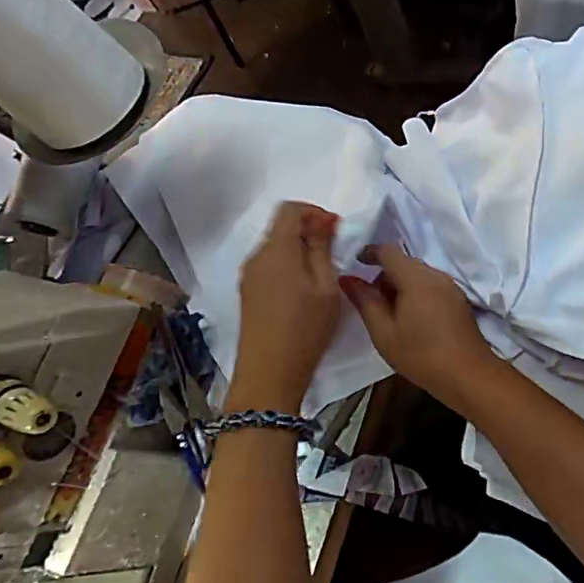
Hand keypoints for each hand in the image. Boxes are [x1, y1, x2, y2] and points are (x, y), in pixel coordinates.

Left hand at [230, 203, 342, 413]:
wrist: (269, 373)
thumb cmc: (305, 329)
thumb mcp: (326, 288)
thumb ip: (322, 250)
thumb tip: (322, 224)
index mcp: (277, 250)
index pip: (290, 209)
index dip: (314, 212)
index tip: (335, 230)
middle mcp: (257, 257)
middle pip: (281, 227)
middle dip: (308, 231)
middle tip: (334, 252)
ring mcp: (249, 276)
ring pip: (275, 248)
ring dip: (298, 250)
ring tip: (322, 274)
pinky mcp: (248, 293)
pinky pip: (269, 266)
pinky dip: (288, 267)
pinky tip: (304, 291)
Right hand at [340, 245, 498, 411]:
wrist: (467, 375)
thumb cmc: (421, 356)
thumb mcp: (384, 332)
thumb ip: (365, 301)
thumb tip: (348, 278)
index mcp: (416, 278)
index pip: (389, 251)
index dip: (369, 253)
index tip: (355, 265)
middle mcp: (436, 275)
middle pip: (404, 262)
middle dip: (384, 275)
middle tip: (369, 301)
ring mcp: (451, 287)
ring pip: (418, 275)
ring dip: (400, 285)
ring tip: (389, 315)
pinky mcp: (458, 300)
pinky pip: (431, 285)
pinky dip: (416, 293)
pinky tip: (410, 319)